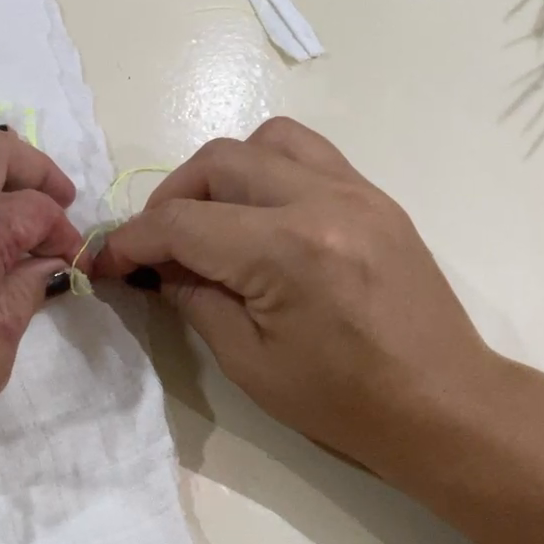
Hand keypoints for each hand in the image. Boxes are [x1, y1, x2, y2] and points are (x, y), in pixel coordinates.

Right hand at [95, 117, 505, 475]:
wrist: (440, 402)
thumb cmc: (339, 399)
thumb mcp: (245, 360)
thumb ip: (193, 298)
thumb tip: (156, 266)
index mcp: (287, 252)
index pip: (182, 224)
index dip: (130, 240)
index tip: (102, 261)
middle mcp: (322, 202)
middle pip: (217, 163)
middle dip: (167, 200)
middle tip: (152, 246)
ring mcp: (356, 191)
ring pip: (264, 142)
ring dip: (217, 174)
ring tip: (205, 220)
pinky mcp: (373, 197)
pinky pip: (306, 153)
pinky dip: (263, 171)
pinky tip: (253, 216)